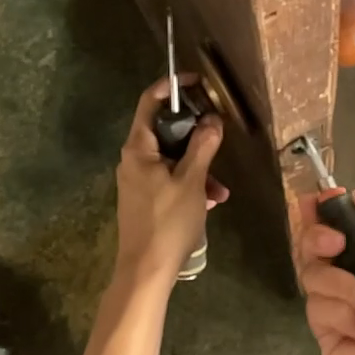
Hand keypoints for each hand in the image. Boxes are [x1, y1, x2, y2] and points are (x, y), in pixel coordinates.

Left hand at [112, 76, 228, 287]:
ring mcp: (138, 180)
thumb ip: (203, 146)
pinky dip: (190, 184)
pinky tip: (211, 202)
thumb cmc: (167, 221)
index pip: (150, 102)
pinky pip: (170, 179)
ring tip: (220, 189)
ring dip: (198, 167)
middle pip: (166, 131)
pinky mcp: (145, 199)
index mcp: (138, 147)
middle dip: (196, 136)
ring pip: (172, 159)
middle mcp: (133, 158)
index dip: (171, 87)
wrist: (145, 272)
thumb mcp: (192, 181)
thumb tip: (212, 119)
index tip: (196, 82)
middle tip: (219, 138)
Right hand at [296, 190, 354, 354]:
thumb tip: (354, 196)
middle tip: (336, 244)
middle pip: (313, 242)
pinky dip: (342, 314)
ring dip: (342, 284)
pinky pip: (316, 306)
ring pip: (312, 273)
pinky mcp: (324, 330)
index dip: (322, 210)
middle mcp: (351, 274)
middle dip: (319, 237)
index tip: (313, 200)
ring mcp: (335, 302)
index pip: (338, 223)